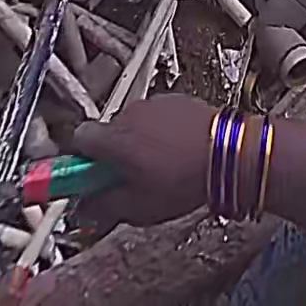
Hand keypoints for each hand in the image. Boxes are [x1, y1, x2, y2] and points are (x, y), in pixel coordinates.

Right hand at [68, 93, 214, 227]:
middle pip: (107, 131)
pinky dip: (159, 129)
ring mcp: (151, 103)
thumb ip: (104, 206)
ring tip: (159, 166)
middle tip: (129, 177)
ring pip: (132, 123)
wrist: (225, 152)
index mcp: (114, 139)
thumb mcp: (139, 207)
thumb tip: (83, 207)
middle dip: (113, 152)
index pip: (79, 138)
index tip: (87, 175)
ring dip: (137, 140)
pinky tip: (176, 150)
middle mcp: (128, 114)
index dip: (81, 158)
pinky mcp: (172, 98)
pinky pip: (155, 115)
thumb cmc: (182, 180)